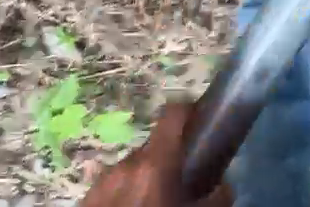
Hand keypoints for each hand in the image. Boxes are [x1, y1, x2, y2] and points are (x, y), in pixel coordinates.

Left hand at [81, 103, 231, 206]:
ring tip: (151, 203)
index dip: (188, 111)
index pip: (173, 113)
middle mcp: (127, 164)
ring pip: (131, 169)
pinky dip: (123, 195)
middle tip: (177, 184)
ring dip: (143, 179)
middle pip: (153, 148)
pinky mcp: (85, 200)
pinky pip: (111, 187)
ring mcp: (102, 182)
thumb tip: (224, 185)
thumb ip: (216, 196)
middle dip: (166, 160)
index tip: (200, 122)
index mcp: (155, 162)